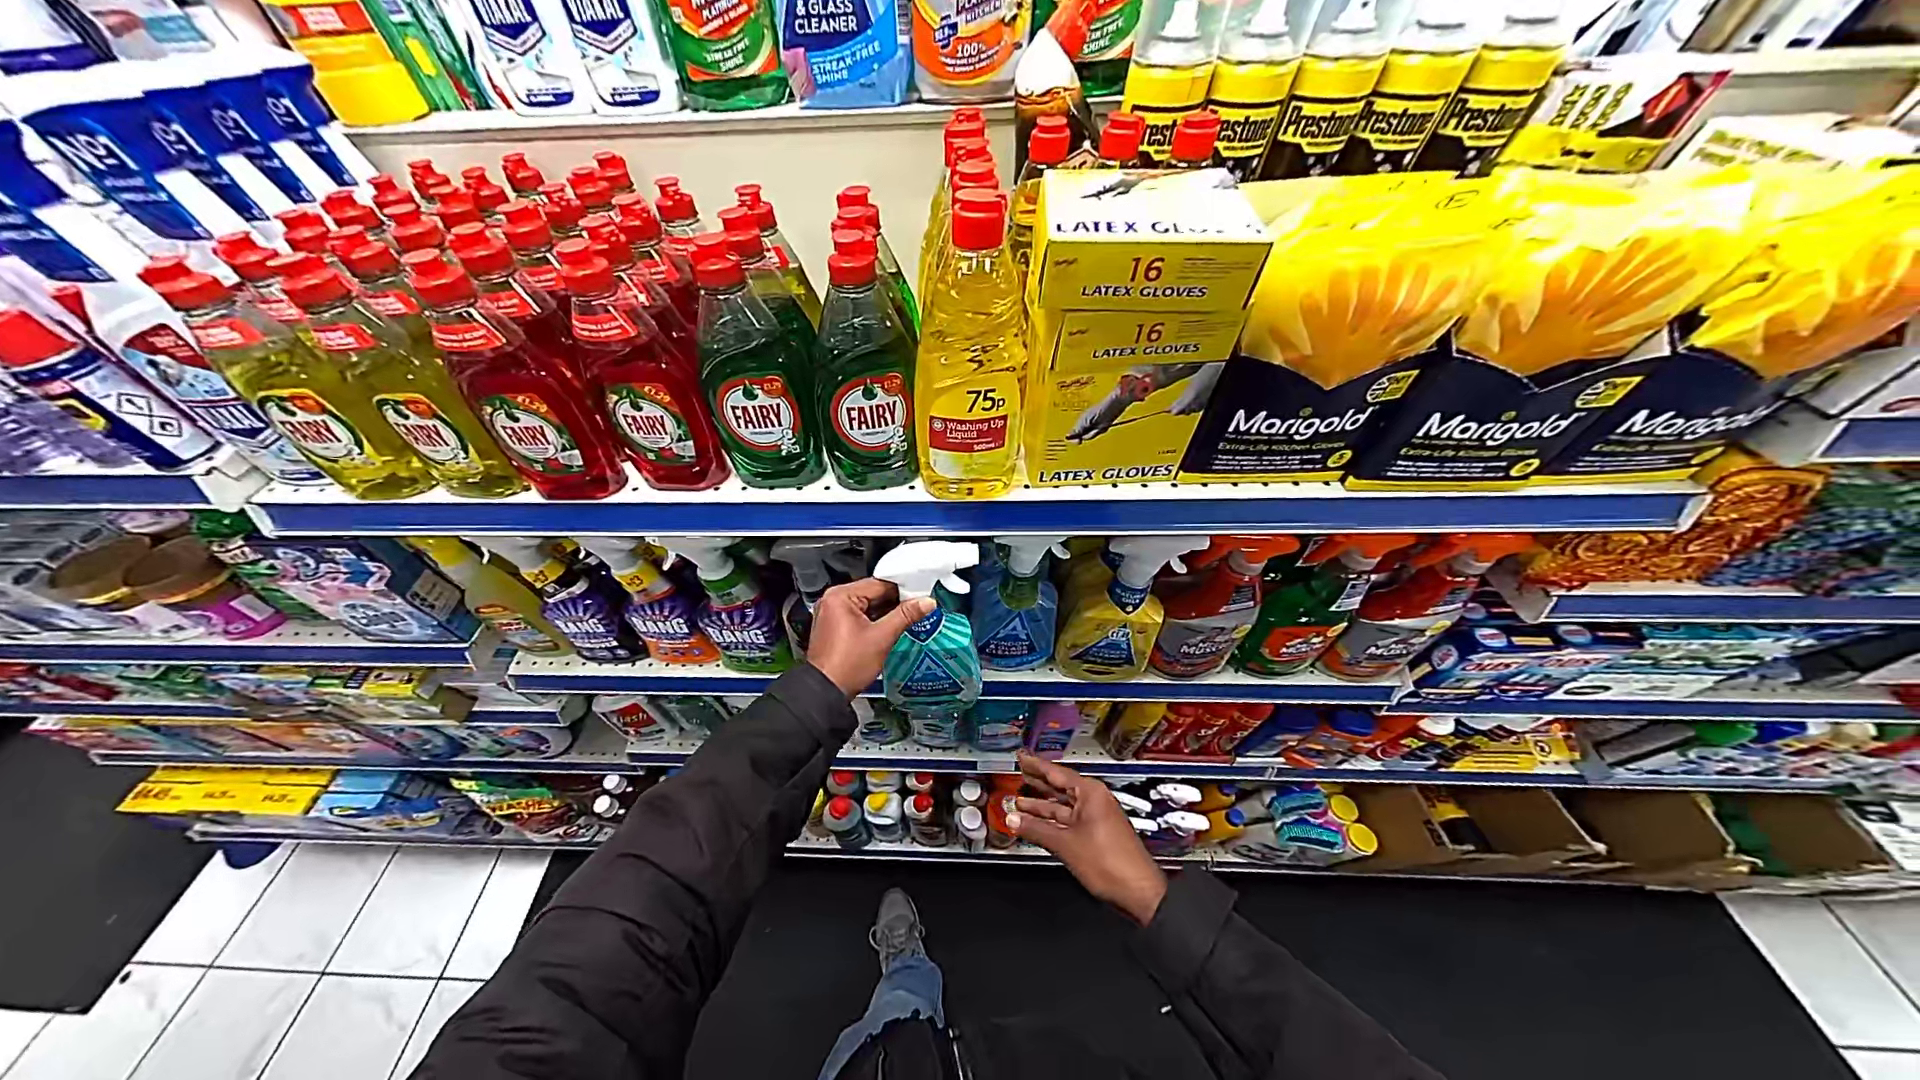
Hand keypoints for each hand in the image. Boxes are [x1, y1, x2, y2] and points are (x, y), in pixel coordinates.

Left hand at [805, 578, 934, 697]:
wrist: (826, 692)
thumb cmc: (845, 666)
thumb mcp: (882, 637)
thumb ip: (906, 615)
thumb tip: (925, 602)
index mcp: (840, 596)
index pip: (879, 584)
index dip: (903, 590)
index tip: (920, 596)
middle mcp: (832, 601)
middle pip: (872, 594)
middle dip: (895, 602)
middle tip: (917, 608)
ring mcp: (832, 614)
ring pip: (867, 606)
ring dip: (886, 612)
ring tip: (907, 619)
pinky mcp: (835, 627)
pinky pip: (860, 616)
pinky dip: (875, 621)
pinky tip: (890, 628)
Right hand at [1006, 753, 1167, 925]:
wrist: (1137, 891)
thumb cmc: (1112, 863)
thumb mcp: (1065, 843)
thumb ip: (1036, 829)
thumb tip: (1015, 820)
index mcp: (1091, 793)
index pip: (1056, 772)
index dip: (1036, 765)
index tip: (1023, 757)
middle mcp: (1094, 800)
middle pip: (1059, 786)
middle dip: (1038, 782)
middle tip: (1020, 772)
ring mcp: (1095, 817)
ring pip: (1062, 805)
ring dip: (1041, 805)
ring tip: (1020, 801)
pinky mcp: (1095, 833)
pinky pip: (1068, 820)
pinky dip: (1051, 820)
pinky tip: (1036, 823)